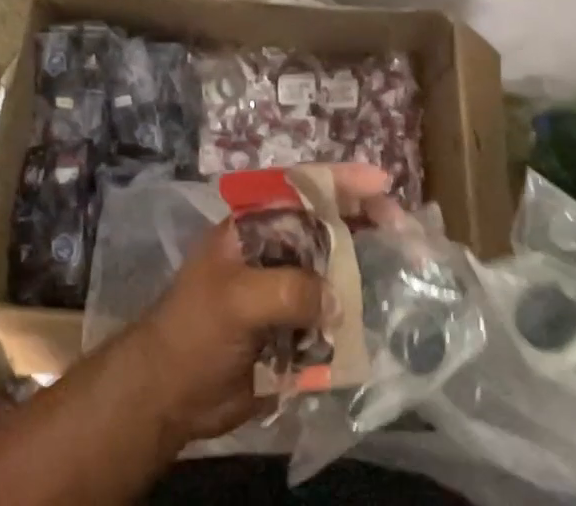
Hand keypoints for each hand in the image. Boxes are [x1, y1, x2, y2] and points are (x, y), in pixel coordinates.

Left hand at [123, 163, 395, 442]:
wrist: (169, 395)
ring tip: (406, 273)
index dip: (341, 180)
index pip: (301, 188)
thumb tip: (338, 302)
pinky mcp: (295, 329)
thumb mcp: (236, 300)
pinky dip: (356, 319)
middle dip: (367, 225)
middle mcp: (274, 251)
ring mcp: (286, 290)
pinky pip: (334, 317)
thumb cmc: (193, 332)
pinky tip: (383, 319)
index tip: (382, 184)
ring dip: (368, 275)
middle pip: (329, 226)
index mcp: (254, 228)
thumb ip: (289, 291)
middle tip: (407, 235)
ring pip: (337, 272)